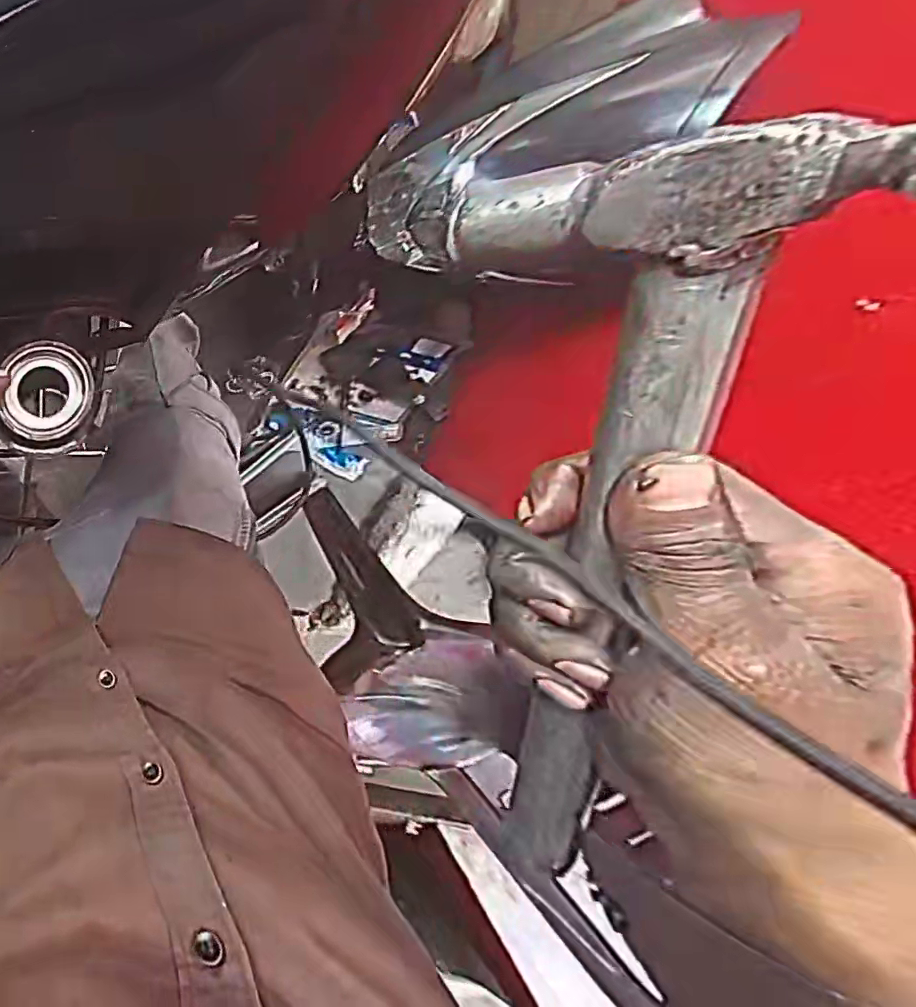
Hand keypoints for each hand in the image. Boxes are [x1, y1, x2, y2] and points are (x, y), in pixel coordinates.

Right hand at [490, 452, 915, 1000]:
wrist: (741, 847)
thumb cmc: (773, 773)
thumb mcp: (733, 656)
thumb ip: (691, 560)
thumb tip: (659, 472)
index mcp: (782, 561)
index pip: (663, 472)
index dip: (588, 489)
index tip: (547, 522)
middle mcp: (712, 572)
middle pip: (583, 520)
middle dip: (554, 575)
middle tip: (575, 622)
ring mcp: (655, 603)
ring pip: (547, 567)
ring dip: (541, 621)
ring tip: (583, 670)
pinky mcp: (608, 630)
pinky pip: (535, 609)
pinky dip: (536, 644)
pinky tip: (572, 678)